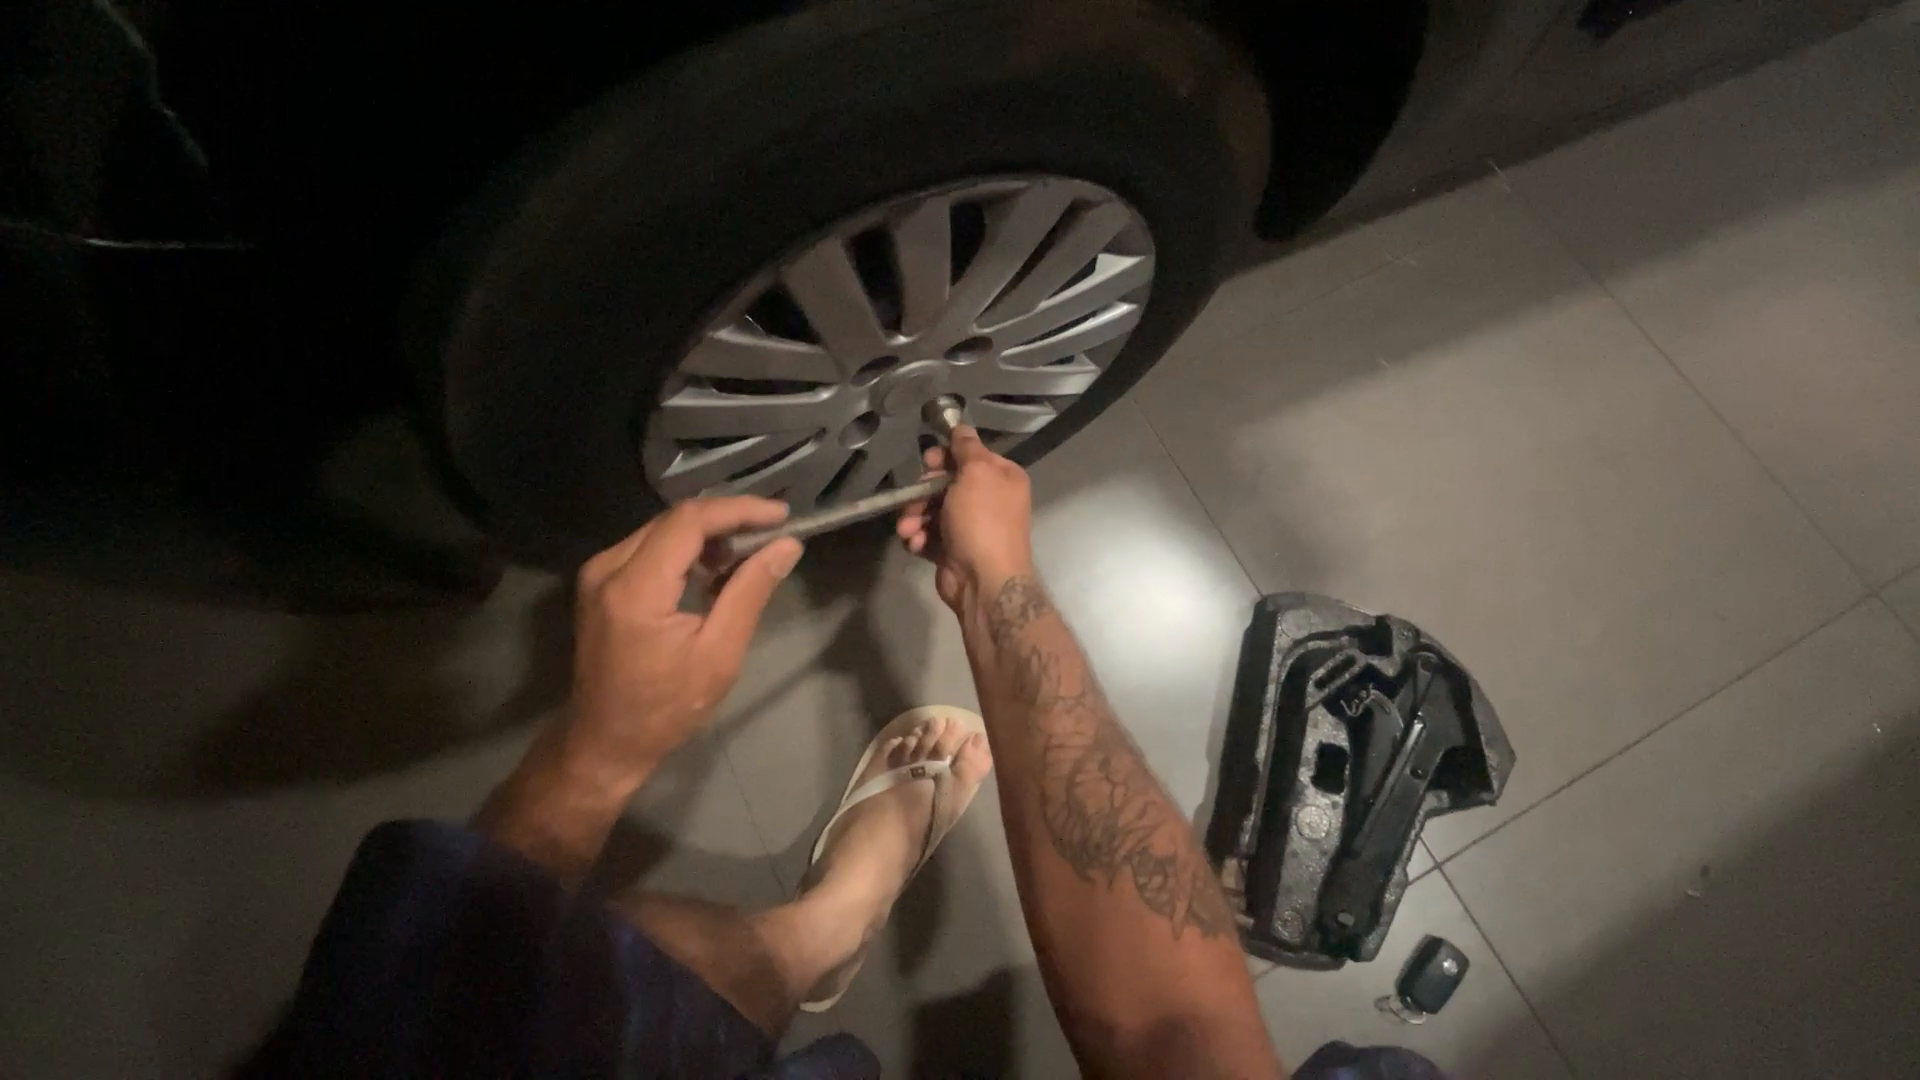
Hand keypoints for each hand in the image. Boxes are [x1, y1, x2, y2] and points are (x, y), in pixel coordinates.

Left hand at [559, 497, 802, 795]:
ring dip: (708, 534)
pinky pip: (649, 547)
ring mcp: (598, 573)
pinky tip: (713, 570)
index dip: (739, 511)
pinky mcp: (600, 583)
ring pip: (662, 529)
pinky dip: (686, 550)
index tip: (781, 516)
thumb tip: (787, 546)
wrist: (605, 742)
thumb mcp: (719, 654)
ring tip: (747, 556)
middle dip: (727, 520)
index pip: (689, 522)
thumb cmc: (666, 708)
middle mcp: (608, 568)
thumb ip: (750, 592)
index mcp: (636, 588)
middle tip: (772, 534)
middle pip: (675, 520)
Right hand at [897, 425, 1035, 609]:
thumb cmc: (983, 521)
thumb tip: (961, 427)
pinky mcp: (952, 550)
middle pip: (944, 483)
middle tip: (914, 501)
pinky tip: (916, 545)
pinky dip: (918, 538)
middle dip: (922, 492)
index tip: (928, 463)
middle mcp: (988, 500)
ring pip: (930, 510)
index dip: (945, 457)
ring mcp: (970, 526)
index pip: (969, 455)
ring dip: (914, 517)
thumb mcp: (977, 473)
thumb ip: (967, 447)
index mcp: (1002, 478)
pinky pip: (927, 535)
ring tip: (908, 530)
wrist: (984, 581)